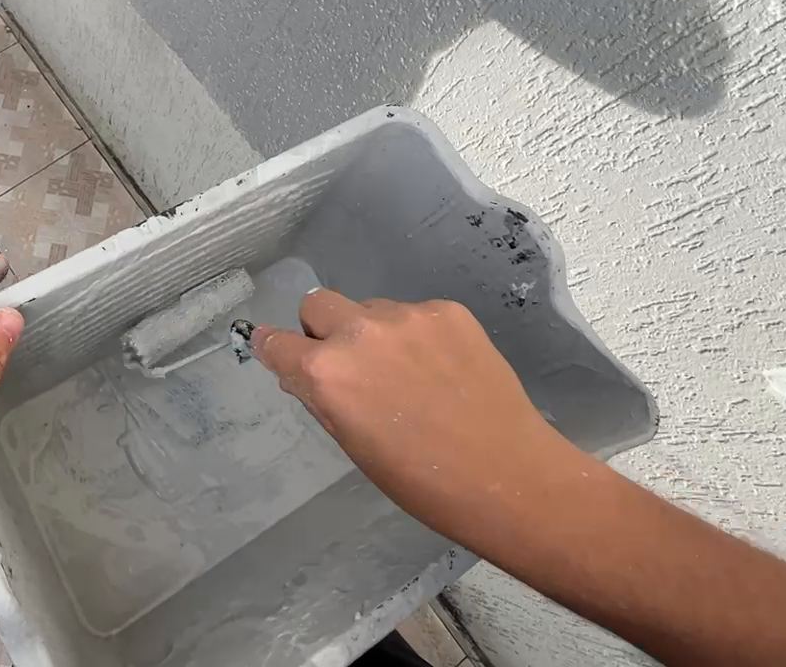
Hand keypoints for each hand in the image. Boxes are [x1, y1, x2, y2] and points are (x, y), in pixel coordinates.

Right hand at [250, 291, 584, 546]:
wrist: (511, 478)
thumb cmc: (421, 480)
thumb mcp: (354, 445)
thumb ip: (320, 399)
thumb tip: (299, 372)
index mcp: (327, 372)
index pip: (275, 342)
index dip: (274, 348)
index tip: (280, 352)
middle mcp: (358, 332)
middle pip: (317, 304)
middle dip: (323, 330)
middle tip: (352, 364)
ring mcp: (405, 316)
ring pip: (369, 309)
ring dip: (375, 333)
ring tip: (411, 374)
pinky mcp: (446, 310)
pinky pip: (413, 314)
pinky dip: (417, 336)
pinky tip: (443, 369)